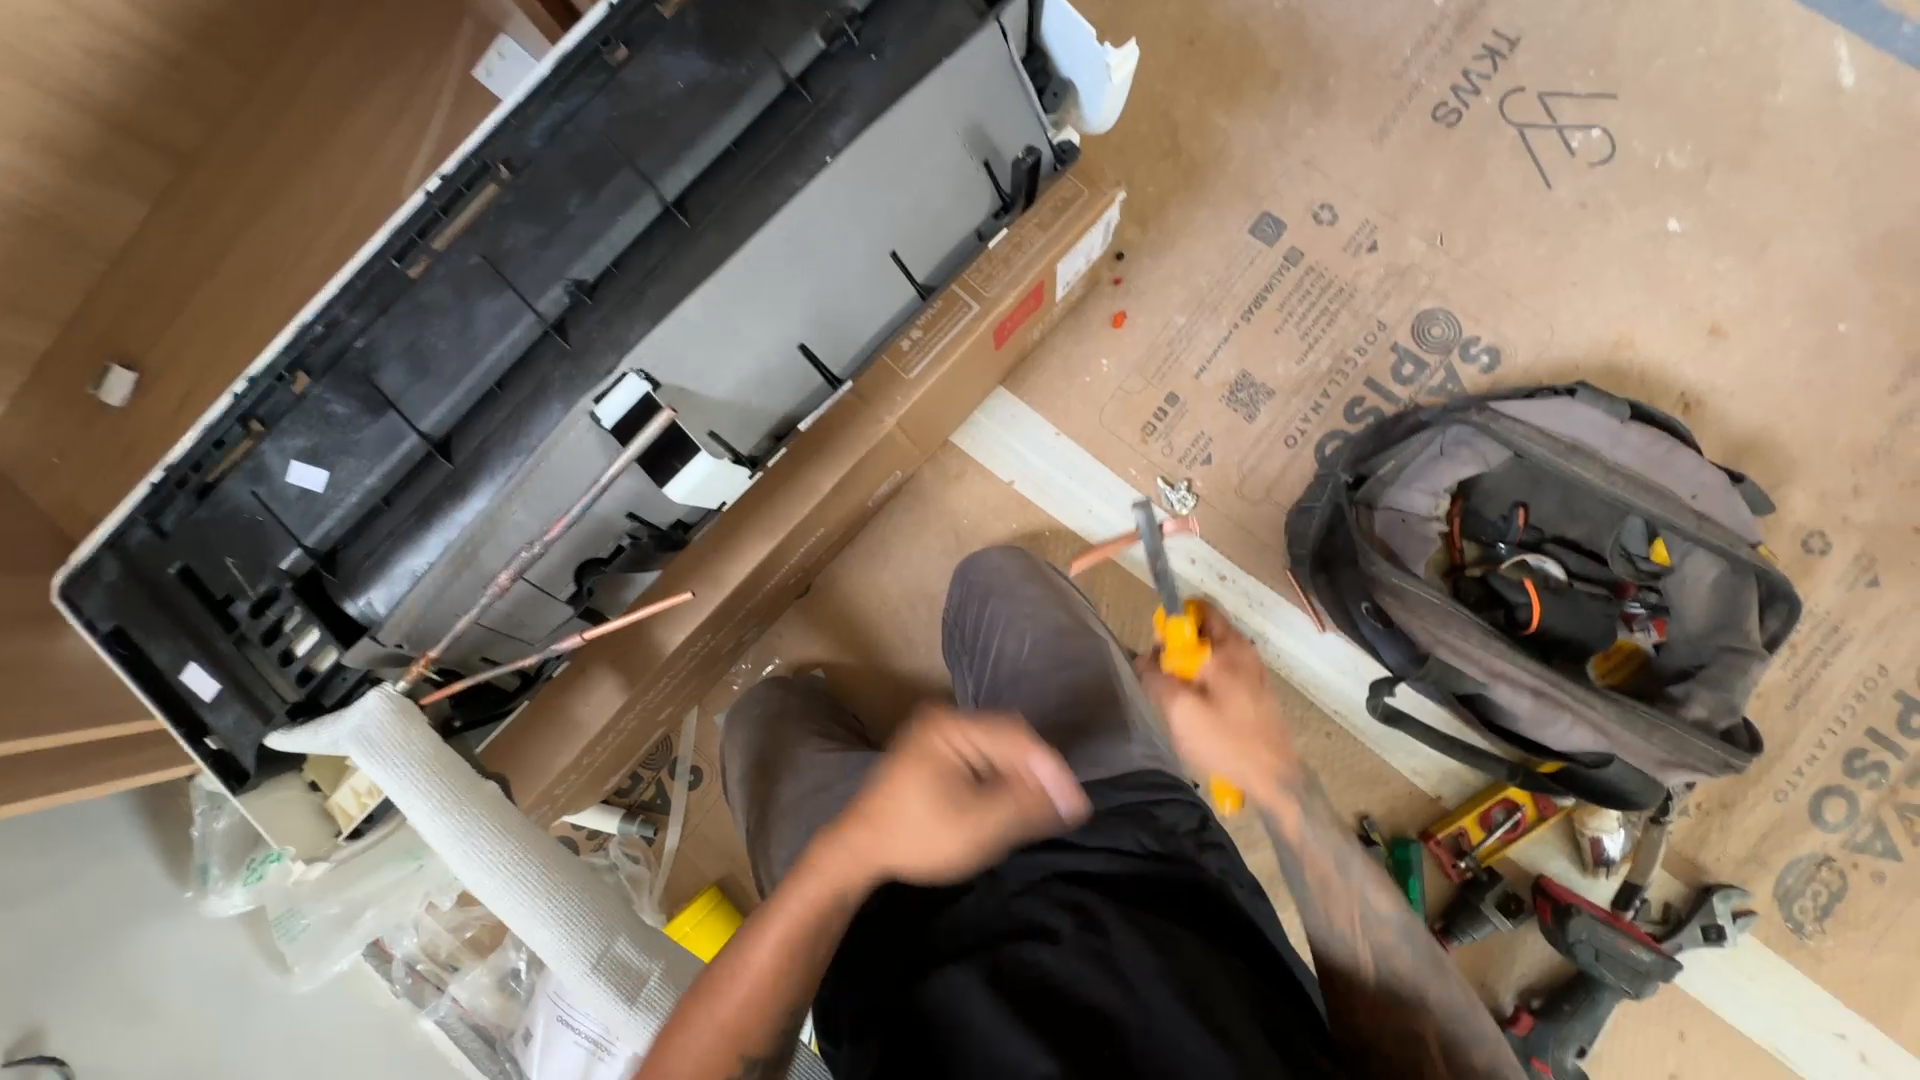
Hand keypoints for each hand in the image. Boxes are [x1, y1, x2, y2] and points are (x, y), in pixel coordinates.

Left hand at [814, 706, 1090, 888]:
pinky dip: (999, 779)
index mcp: (951, 727)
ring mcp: (936, 734)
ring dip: (1020, 777)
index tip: (1077, 806)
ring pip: (997, 748)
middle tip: (1061, 808)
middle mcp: (943, 719)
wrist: (858, 850)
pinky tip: (1009, 804)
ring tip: (1041, 810)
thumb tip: (1074, 801)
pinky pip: (980, 757)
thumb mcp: (978, 826)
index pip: (1018, 738)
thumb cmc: (916, 837)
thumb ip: (1027, 807)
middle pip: (1009, 738)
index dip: (1052, 771)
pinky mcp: (934, 752)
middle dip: (1038, 773)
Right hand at [1135, 602, 1299, 800]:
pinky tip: (1198, 707)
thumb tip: (1143, 658)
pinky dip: (1206, 676)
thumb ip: (1156, 678)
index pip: (1198, 608)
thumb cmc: (1226, 741)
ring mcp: (1254, 670)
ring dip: (1191, 662)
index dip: (1172, 621)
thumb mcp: (1180, 710)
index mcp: (1228, 647)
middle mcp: (1244, 651)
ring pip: (1214, 650)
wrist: (1274, 777)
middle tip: (1163, 672)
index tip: (1158, 647)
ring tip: (1177, 693)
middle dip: (1179, 643)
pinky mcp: (1256, 690)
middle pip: (1206, 628)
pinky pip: (1224, 669)